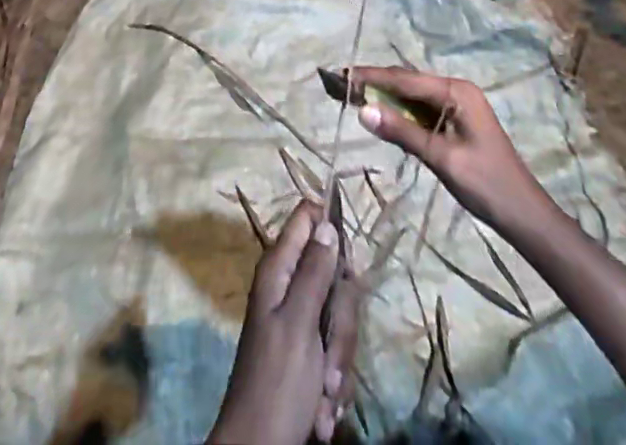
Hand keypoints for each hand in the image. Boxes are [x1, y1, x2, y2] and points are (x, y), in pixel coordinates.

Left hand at [209, 203, 358, 443]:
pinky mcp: (310, 350)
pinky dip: (334, 380)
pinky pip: (337, 349)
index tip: (347, 260)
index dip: (330, 228)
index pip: (305, 220)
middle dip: (342, 319)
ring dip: (339, 360)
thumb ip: (314, 272)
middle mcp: (289, 288)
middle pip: (335, 275)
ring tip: (323, 390)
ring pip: (342, 317)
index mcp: (278, 271)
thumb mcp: (300, 324)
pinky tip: (322, 405)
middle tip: (329, 349)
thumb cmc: (277, 381)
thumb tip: (326, 224)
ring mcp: (300, 319)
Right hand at [351, 67, 556, 232]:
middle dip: (376, 83)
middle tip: (342, 86)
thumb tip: (362, 110)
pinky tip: (381, 115)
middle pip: (408, 81)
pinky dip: (399, 111)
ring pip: (413, 95)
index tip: (342, 75)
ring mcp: (458, 105)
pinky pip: (421, 109)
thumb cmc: (486, 184)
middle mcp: (457, 91)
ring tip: (353, 97)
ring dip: (385, 96)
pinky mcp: (456, 121)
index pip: (405, 78)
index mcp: (457, 92)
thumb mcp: (440, 157)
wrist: (523, 214)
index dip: (372, 76)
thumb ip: (401, 132)